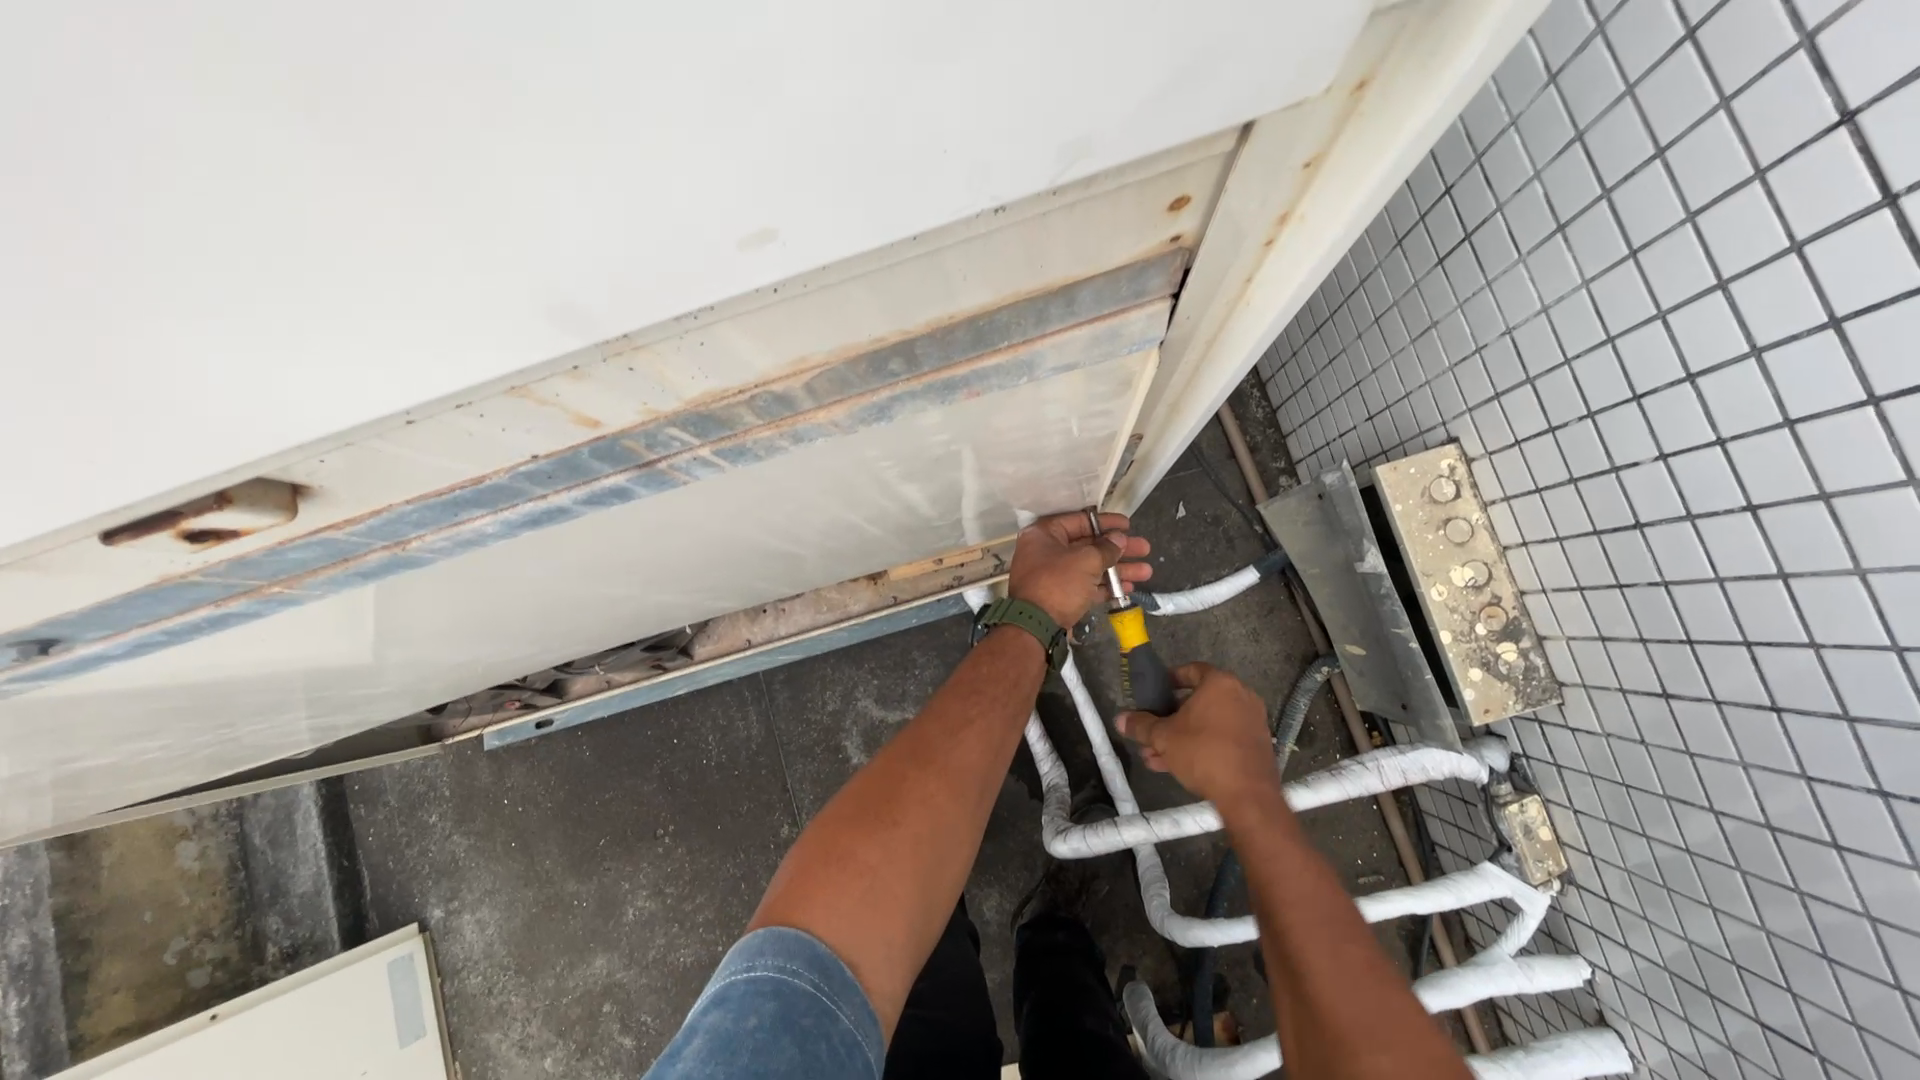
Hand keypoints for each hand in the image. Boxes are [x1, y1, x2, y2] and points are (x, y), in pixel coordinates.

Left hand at [1006, 511, 1151, 627]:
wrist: (1035, 627)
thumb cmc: (1058, 584)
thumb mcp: (1085, 561)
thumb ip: (1106, 548)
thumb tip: (1119, 539)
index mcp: (1044, 534)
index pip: (1080, 521)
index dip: (1106, 523)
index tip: (1128, 525)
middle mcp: (1046, 552)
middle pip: (1088, 545)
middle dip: (1119, 549)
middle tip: (1145, 548)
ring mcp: (1053, 576)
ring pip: (1091, 567)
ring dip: (1118, 570)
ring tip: (1147, 571)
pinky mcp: (1061, 597)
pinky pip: (1086, 586)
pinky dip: (1106, 586)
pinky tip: (1130, 588)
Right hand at [1117, 663, 1279, 805]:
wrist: (1248, 794)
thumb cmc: (1203, 753)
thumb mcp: (1163, 737)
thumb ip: (1141, 725)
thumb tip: (1120, 719)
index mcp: (1220, 684)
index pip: (1192, 670)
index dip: (1171, 679)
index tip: (1156, 691)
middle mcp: (1241, 696)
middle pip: (1199, 701)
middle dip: (1171, 718)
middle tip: (1151, 732)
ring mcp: (1252, 722)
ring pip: (1209, 724)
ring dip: (1182, 737)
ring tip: (1155, 756)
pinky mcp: (1257, 745)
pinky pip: (1223, 738)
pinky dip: (1202, 746)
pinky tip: (1177, 766)